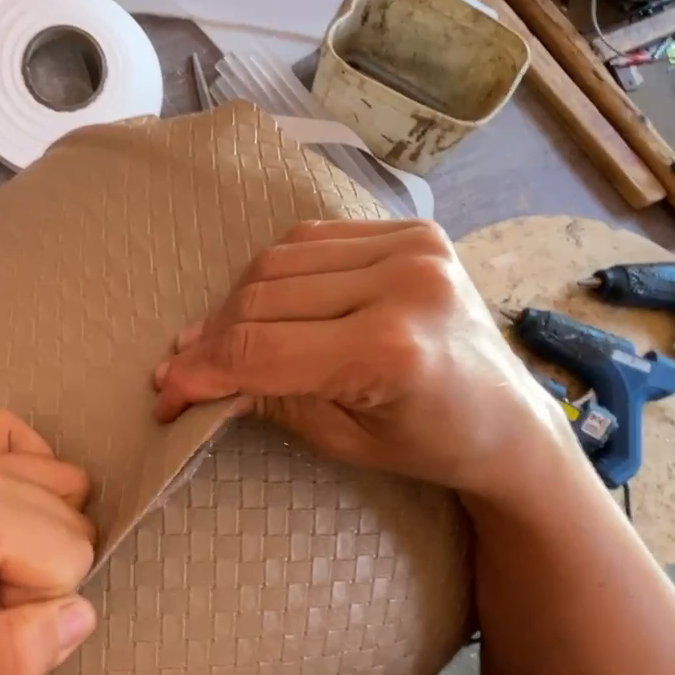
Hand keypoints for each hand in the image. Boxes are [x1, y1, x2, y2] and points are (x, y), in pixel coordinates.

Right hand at [153, 219, 574, 500]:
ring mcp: (412, 248)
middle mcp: (403, 284)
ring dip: (236, 303)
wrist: (507, 417)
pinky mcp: (414, 231)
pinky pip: (311, 241)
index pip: (259, 350)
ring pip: (278, 262)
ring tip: (220, 339)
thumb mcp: (336, 438)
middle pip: (261, 299)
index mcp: (388, 351)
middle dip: (212, 340)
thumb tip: (188, 375)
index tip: (166, 393)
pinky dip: (274, 271)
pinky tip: (263, 302)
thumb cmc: (427, 443)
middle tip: (183, 370)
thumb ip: (262, 396)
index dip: (201, 372)